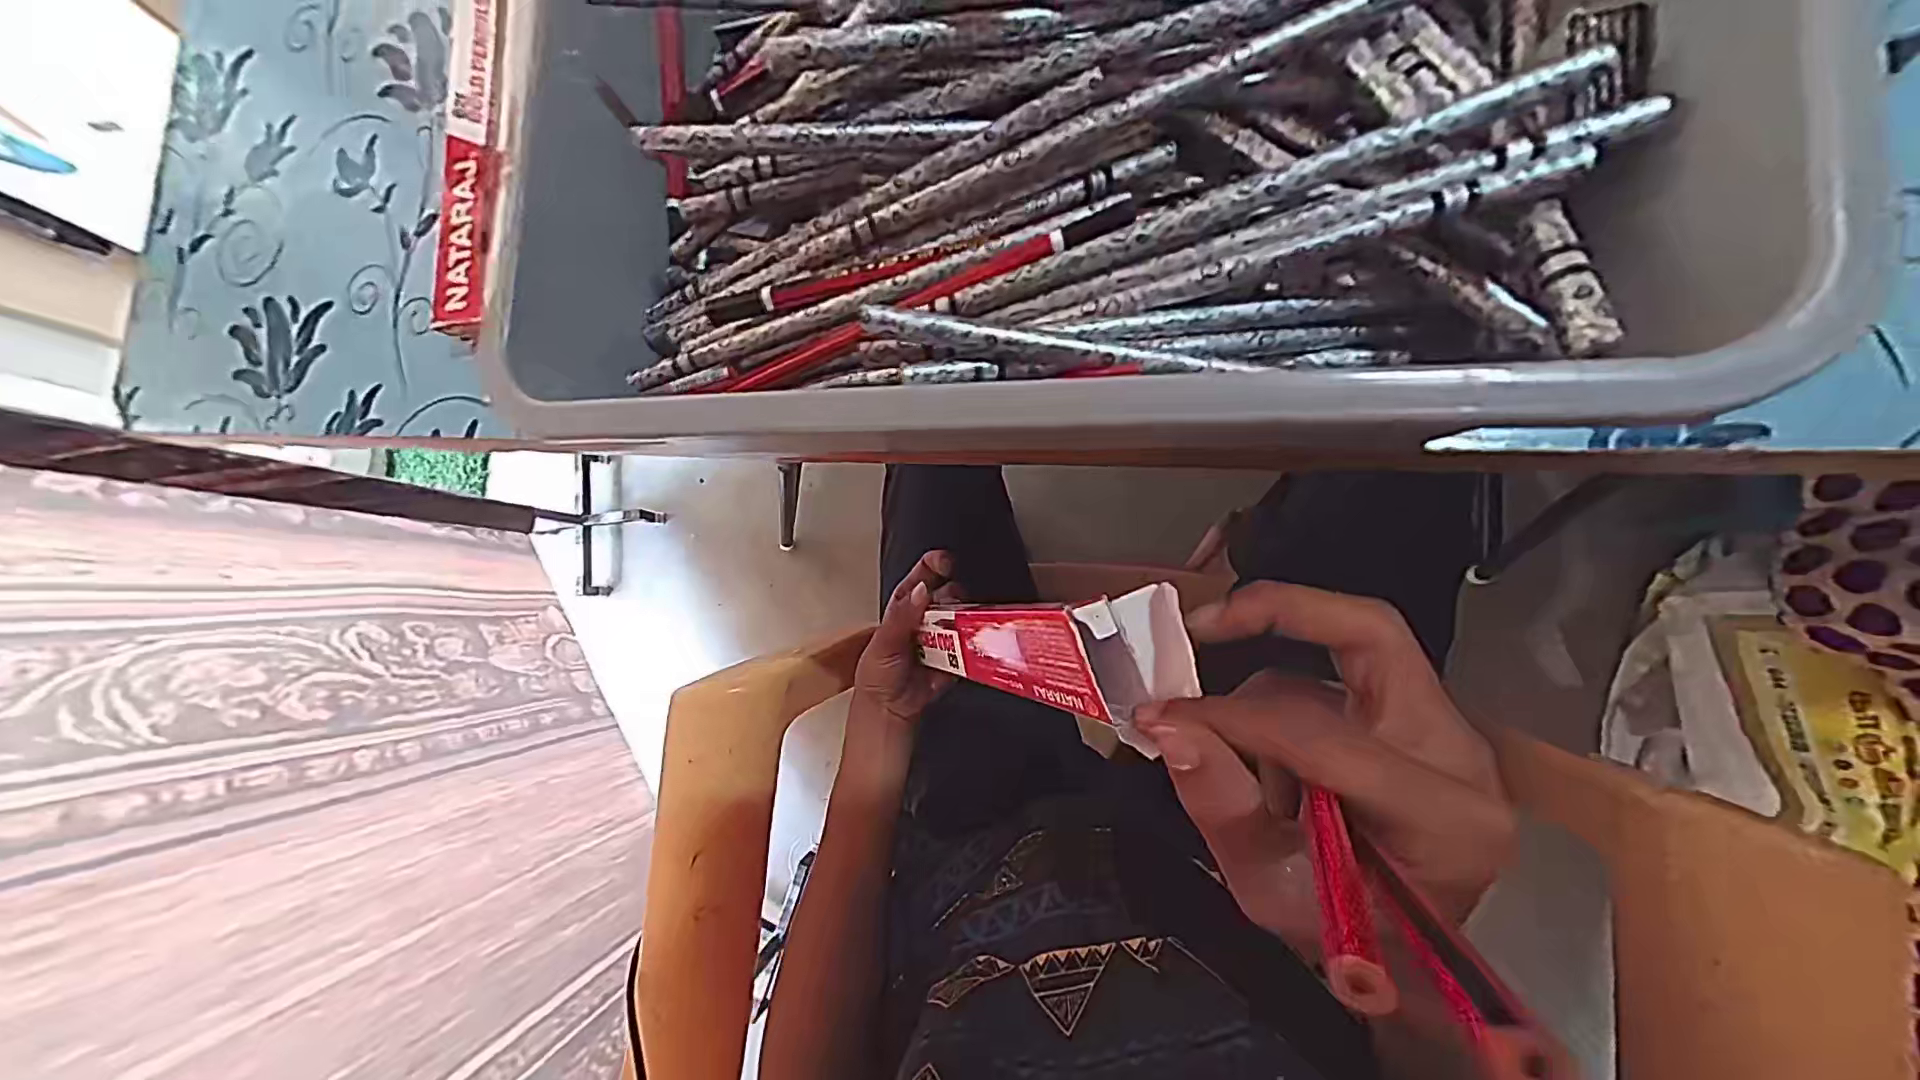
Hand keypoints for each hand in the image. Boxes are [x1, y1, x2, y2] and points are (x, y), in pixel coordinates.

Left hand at [853, 550, 957, 724]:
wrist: (889, 708)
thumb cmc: (877, 673)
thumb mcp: (884, 641)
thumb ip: (903, 615)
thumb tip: (921, 590)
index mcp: (906, 605)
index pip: (923, 575)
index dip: (934, 564)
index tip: (946, 562)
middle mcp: (927, 616)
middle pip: (949, 593)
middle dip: (955, 594)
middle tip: (951, 605)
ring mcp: (944, 635)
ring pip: (964, 615)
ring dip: (966, 618)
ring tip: (959, 628)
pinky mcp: (958, 655)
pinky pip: (971, 643)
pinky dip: (975, 642)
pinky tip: (972, 642)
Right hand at [1134, 583, 1513, 947]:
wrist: (1405, 953)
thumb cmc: (1345, 936)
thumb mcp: (1269, 890)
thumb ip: (1221, 808)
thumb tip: (1170, 729)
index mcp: (1442, 818)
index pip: (1320, 736)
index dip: (1229, 718)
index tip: (1163, 713)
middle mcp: (1457, 754)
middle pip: (1371, 632)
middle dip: (1278, 609)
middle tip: (1202, 623)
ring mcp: (1442, 728)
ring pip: (1338, 653)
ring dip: (1264, 690)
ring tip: (1224, 749)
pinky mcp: (1414, 715)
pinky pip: (1334, 673)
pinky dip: (1278, 700)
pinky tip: (1259, 754)